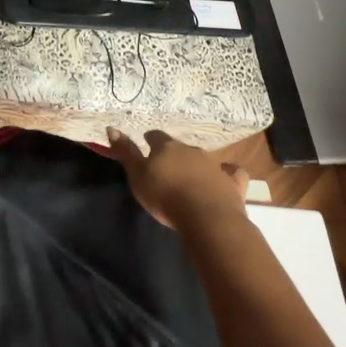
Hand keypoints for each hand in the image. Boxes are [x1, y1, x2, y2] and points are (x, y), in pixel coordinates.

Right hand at [106, 128, 248, 232]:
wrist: (208, 218)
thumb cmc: (165, 196)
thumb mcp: (137, 175)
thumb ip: (125, 152)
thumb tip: (112, 128)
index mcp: (167, 147)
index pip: (156, 136)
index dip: (150, 140)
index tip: (146, 144)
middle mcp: (191, 151)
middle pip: (180, 148)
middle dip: (173, 155)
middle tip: (167, 167)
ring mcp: (215, 166)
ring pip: (203, 159)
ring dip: (196, 165)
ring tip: (190, 178)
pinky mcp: (233, 183)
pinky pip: (232, 173)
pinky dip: (228, 175)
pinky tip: (224, 180)